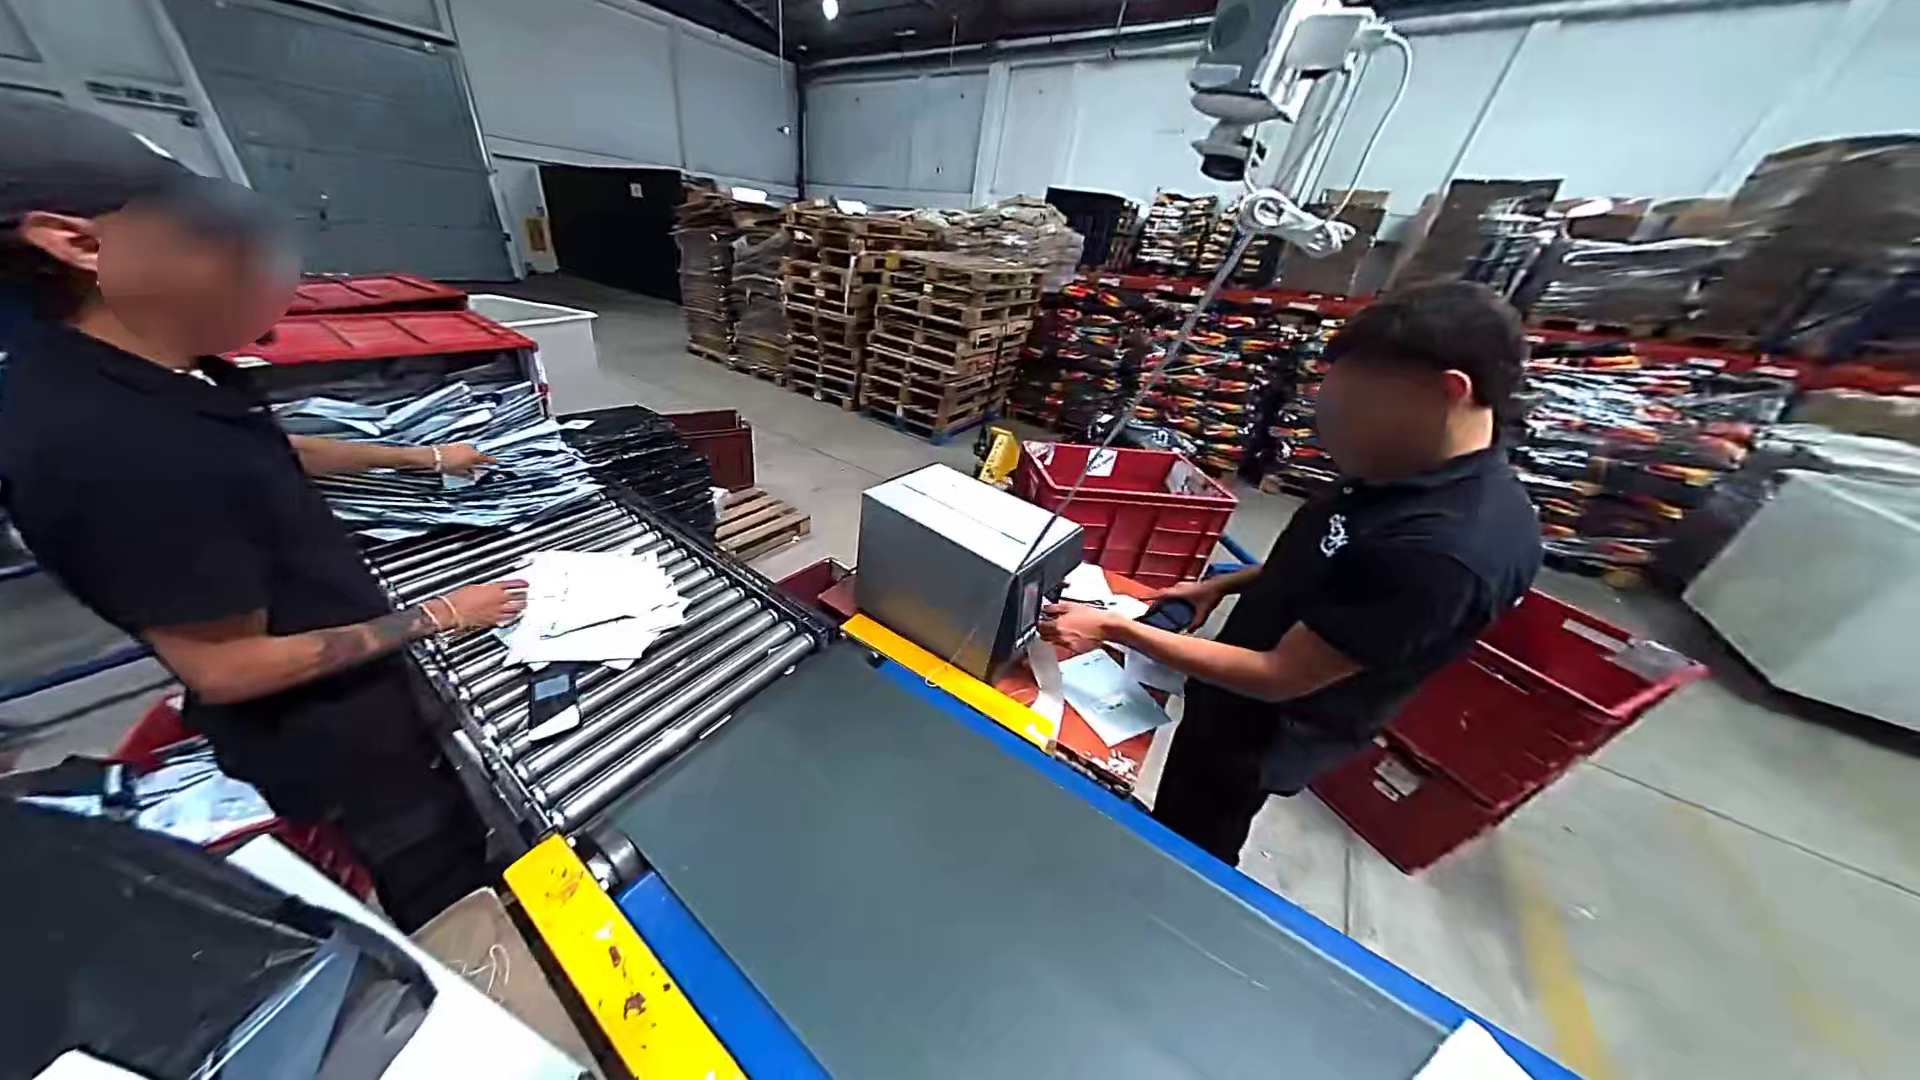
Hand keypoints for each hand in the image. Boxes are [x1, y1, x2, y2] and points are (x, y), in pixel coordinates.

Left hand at [434, 444, 496, 476]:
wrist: (431, 456)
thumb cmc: (448, 466)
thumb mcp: (461, 472)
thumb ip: (471, 473)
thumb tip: (477, 475)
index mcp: (476, 456)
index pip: (489, 459)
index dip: (493, 462)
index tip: (497, 463)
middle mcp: (472, 449)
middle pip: (480, 455)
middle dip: (480, 460)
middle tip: (477, 466)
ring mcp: (463, 445)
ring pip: (471, 452)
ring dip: (471, 456)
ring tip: (466, 463)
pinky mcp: (456, 444)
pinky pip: (464, 449)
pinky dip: (464, 453)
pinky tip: (458, 458)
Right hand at [434, 580, 528, 629]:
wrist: (451, 611)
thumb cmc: (458, 599)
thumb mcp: (476, 587)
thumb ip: (491, 588)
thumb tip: (496, 588)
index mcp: (494, 588)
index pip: (515, 584)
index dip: (522, 584)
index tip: (525, 584)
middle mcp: (499, 599)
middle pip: (521, 596)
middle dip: (525, 595)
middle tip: (526, 595)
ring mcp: (498, 610)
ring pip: (518, 607)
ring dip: (522, 605)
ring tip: (523, 604)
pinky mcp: (494, 620)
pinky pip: (510, 618)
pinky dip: (514, 616)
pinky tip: (515, 615)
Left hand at [1037, 602, 1118, 654]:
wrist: (1106, 628)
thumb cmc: (1092, 616)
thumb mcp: (1071, 606)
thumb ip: (1054, 608)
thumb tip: (1045, 608)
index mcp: (1057, 626)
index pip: (1040, 626)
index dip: (1040, 621)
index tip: (1042, 618)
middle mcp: (1060, 637)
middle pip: (1043, 636)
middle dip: (1044, 630)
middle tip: (1048, 623)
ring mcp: (1067, 645)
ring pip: (1052, 642)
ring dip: (1052, 635)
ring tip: (1060, 627)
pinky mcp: (1074, 650)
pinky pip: (1063, 645)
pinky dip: (1062, 640)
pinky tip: (1069, 633)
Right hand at [1152, 578, 1226, 629]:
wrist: (1220, 585)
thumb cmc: (1210, 596)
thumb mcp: (1203, 613)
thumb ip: (1196, 624)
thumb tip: (1188, 633)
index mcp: (1178, 592)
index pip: (1159, 594)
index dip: (1147, 596)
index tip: (1138, 598)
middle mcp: (1177, 587)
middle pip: (1161, 594)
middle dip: (1153, 601)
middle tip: (1149, 610)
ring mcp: (1181, 585)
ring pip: (1167, 592)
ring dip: (1162, 599)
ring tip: (1159, 608)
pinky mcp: (1185, 586)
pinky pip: (1173, 592)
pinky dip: (1169, 597)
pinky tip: (1173, 605)